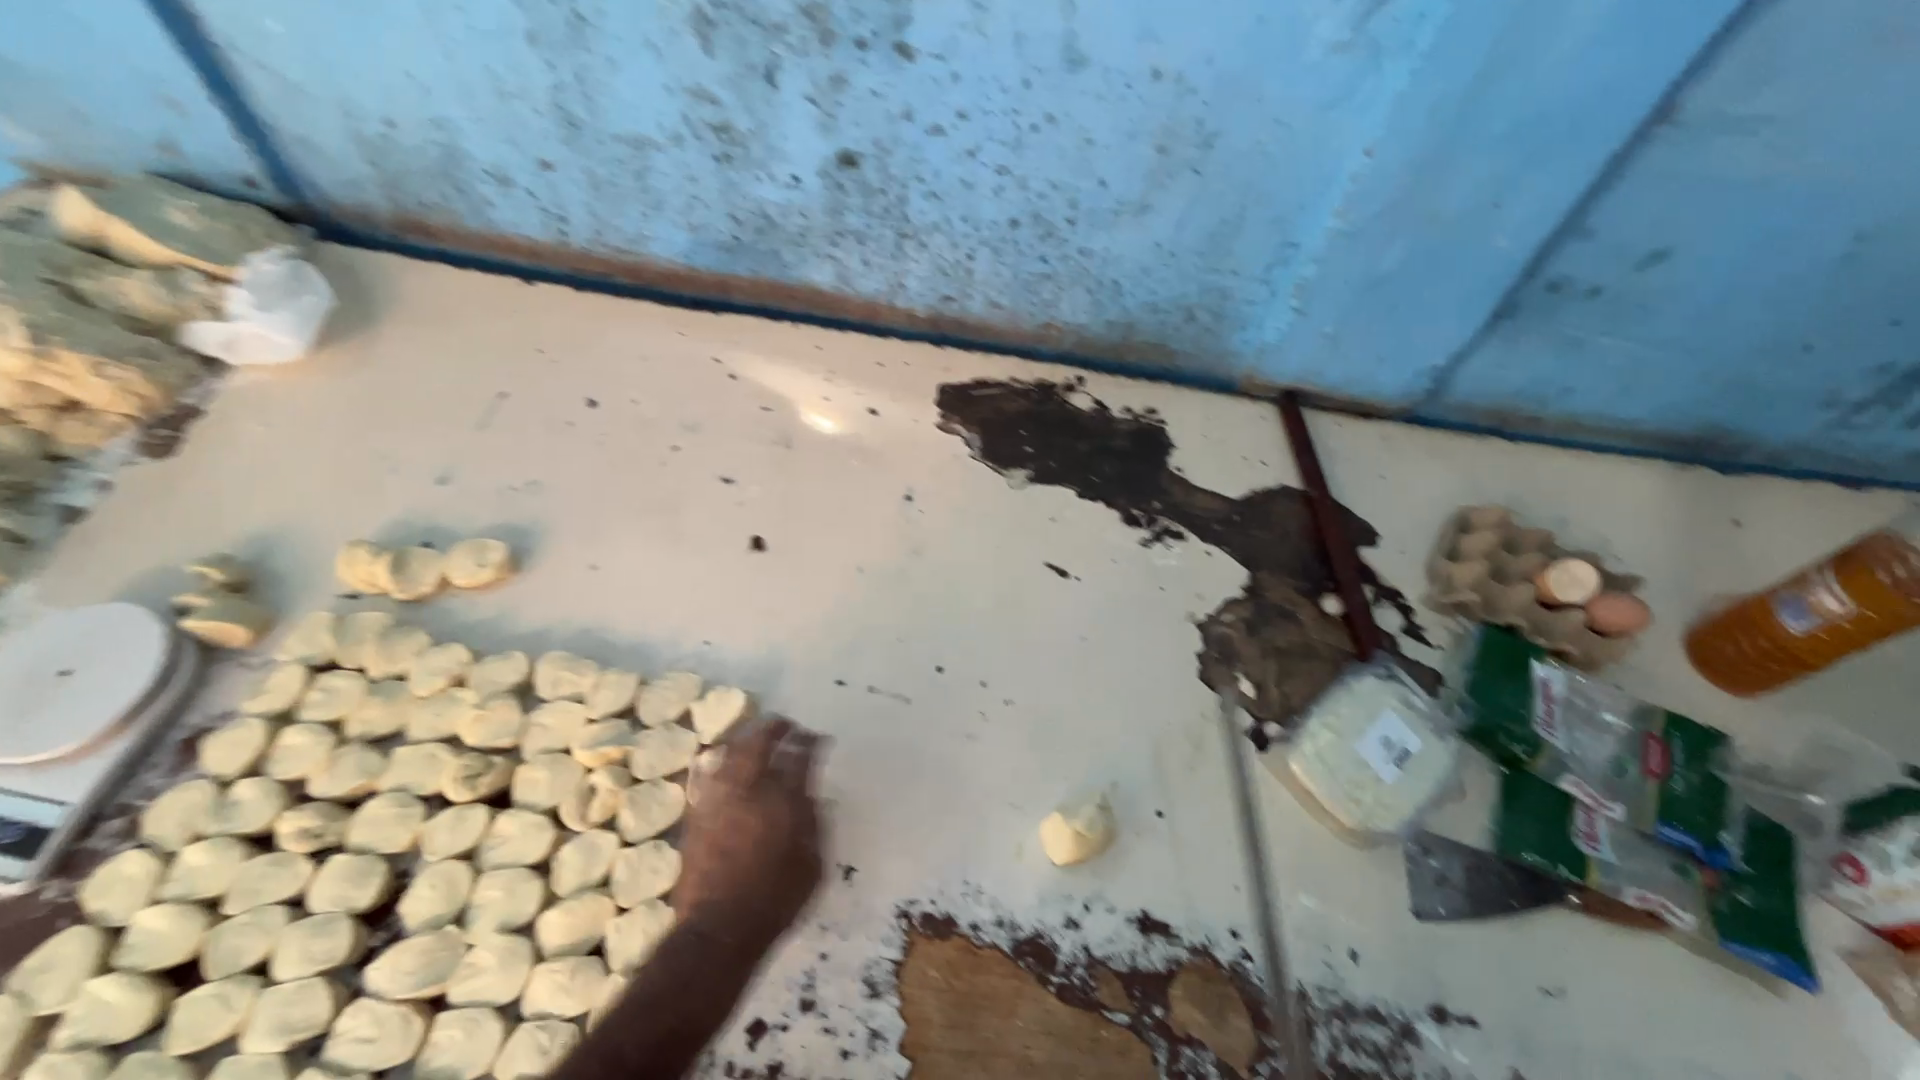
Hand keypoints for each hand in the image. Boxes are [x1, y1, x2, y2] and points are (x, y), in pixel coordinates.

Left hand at [673, 717, 825, 952]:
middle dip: (774, 729)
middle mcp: (748, 790)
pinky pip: (706, 776)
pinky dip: (718, 763)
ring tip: (754, 738)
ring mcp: (717, 800)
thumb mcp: (813, 864)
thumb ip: (813, 823)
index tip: (817, 737)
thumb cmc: (776, 900)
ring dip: (744, 740)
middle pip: (759, 743)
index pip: (800, 757)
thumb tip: (811, 797)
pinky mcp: (695, 815)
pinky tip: (721, 763)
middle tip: (785, 725)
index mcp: (784, 800)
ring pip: (729, 753)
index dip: (810, 742)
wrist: (719, 929)